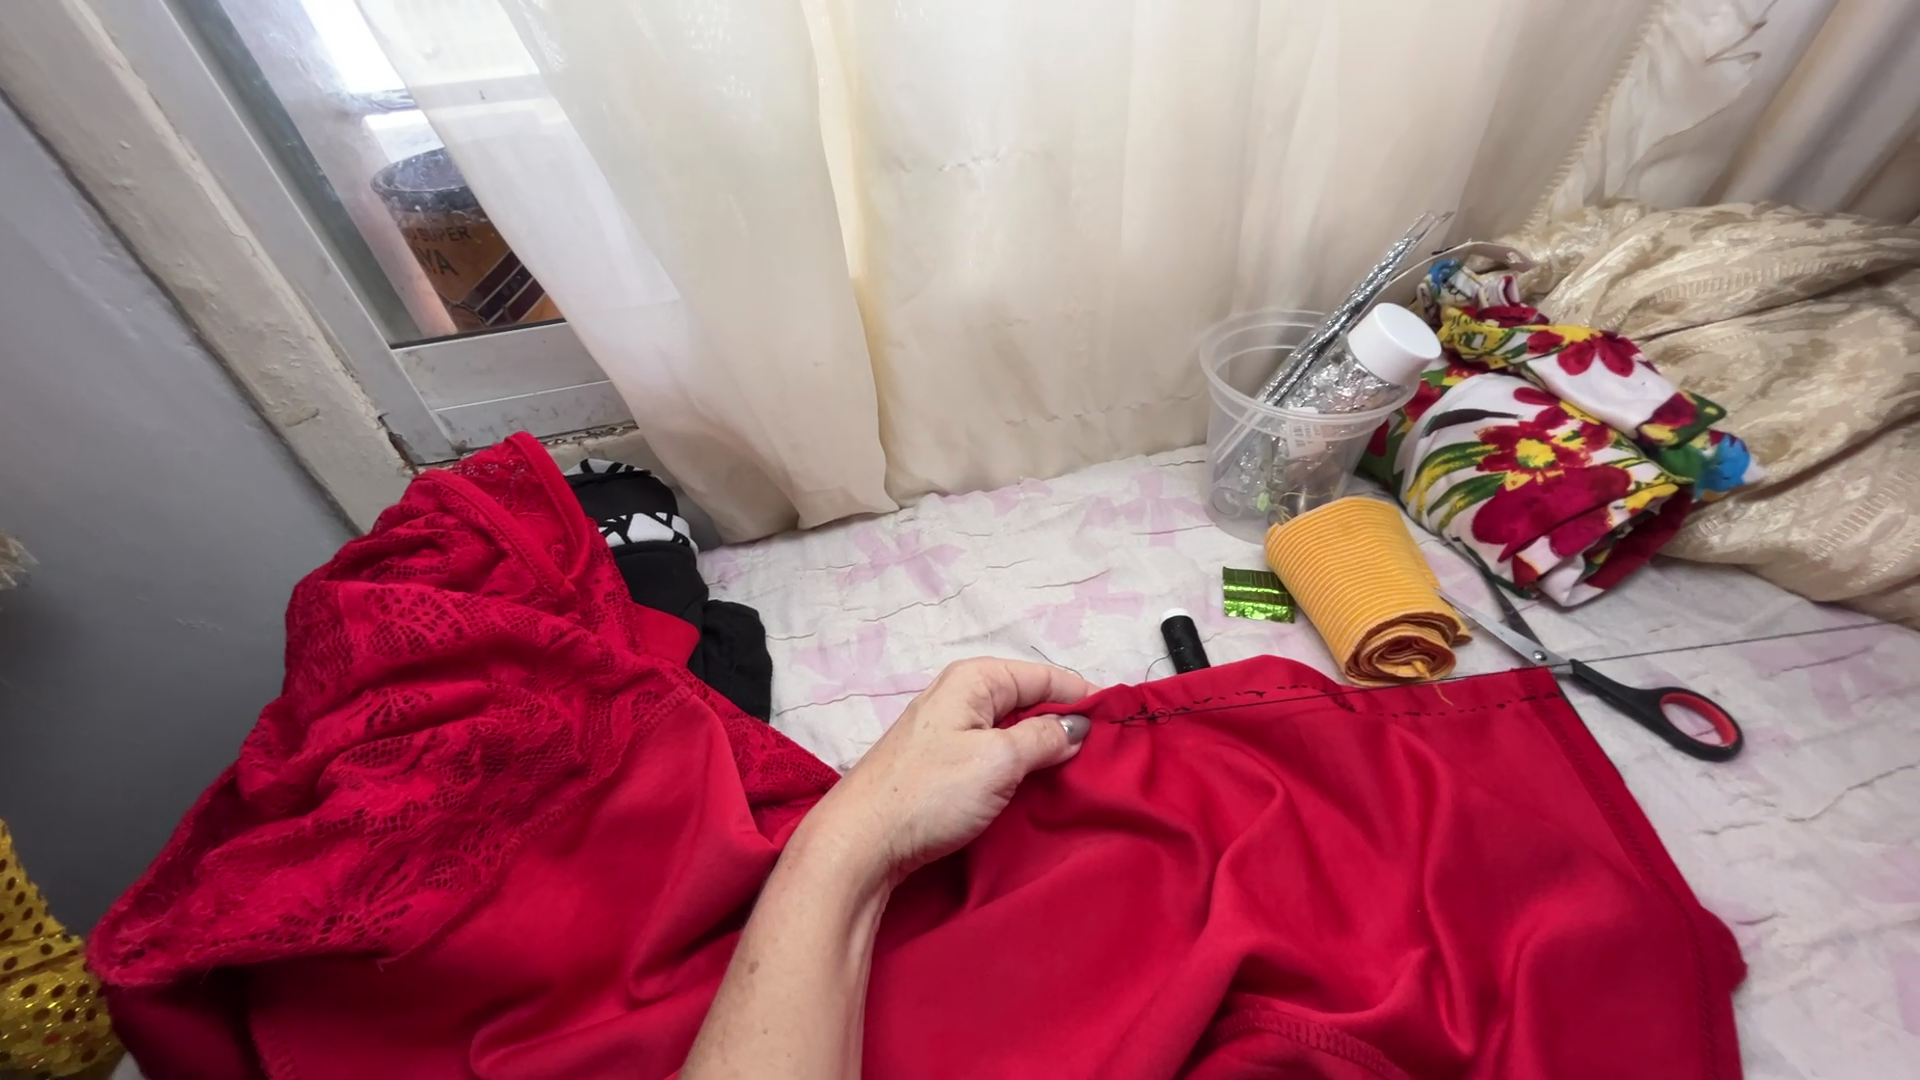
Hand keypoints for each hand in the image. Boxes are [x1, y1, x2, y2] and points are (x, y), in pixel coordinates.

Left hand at [804, 658, 1094, 885]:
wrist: (862, 842)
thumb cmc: (930, 793)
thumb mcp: (998, 760)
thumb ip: (1044, 738)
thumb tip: (1077, 726)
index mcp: (974, 679)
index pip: (1044, 676)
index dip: (1082, 697)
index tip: (1119, 725)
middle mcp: (961, 695)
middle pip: (1028, 701)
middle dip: (1064, 725)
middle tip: (1103, 756)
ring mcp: (950, 730)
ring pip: (1013, 730)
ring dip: (1042, 750)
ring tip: (1078, 775)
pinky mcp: (944, 763)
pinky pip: (995, 753)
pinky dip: (1019, 766)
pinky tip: (1038, 788)